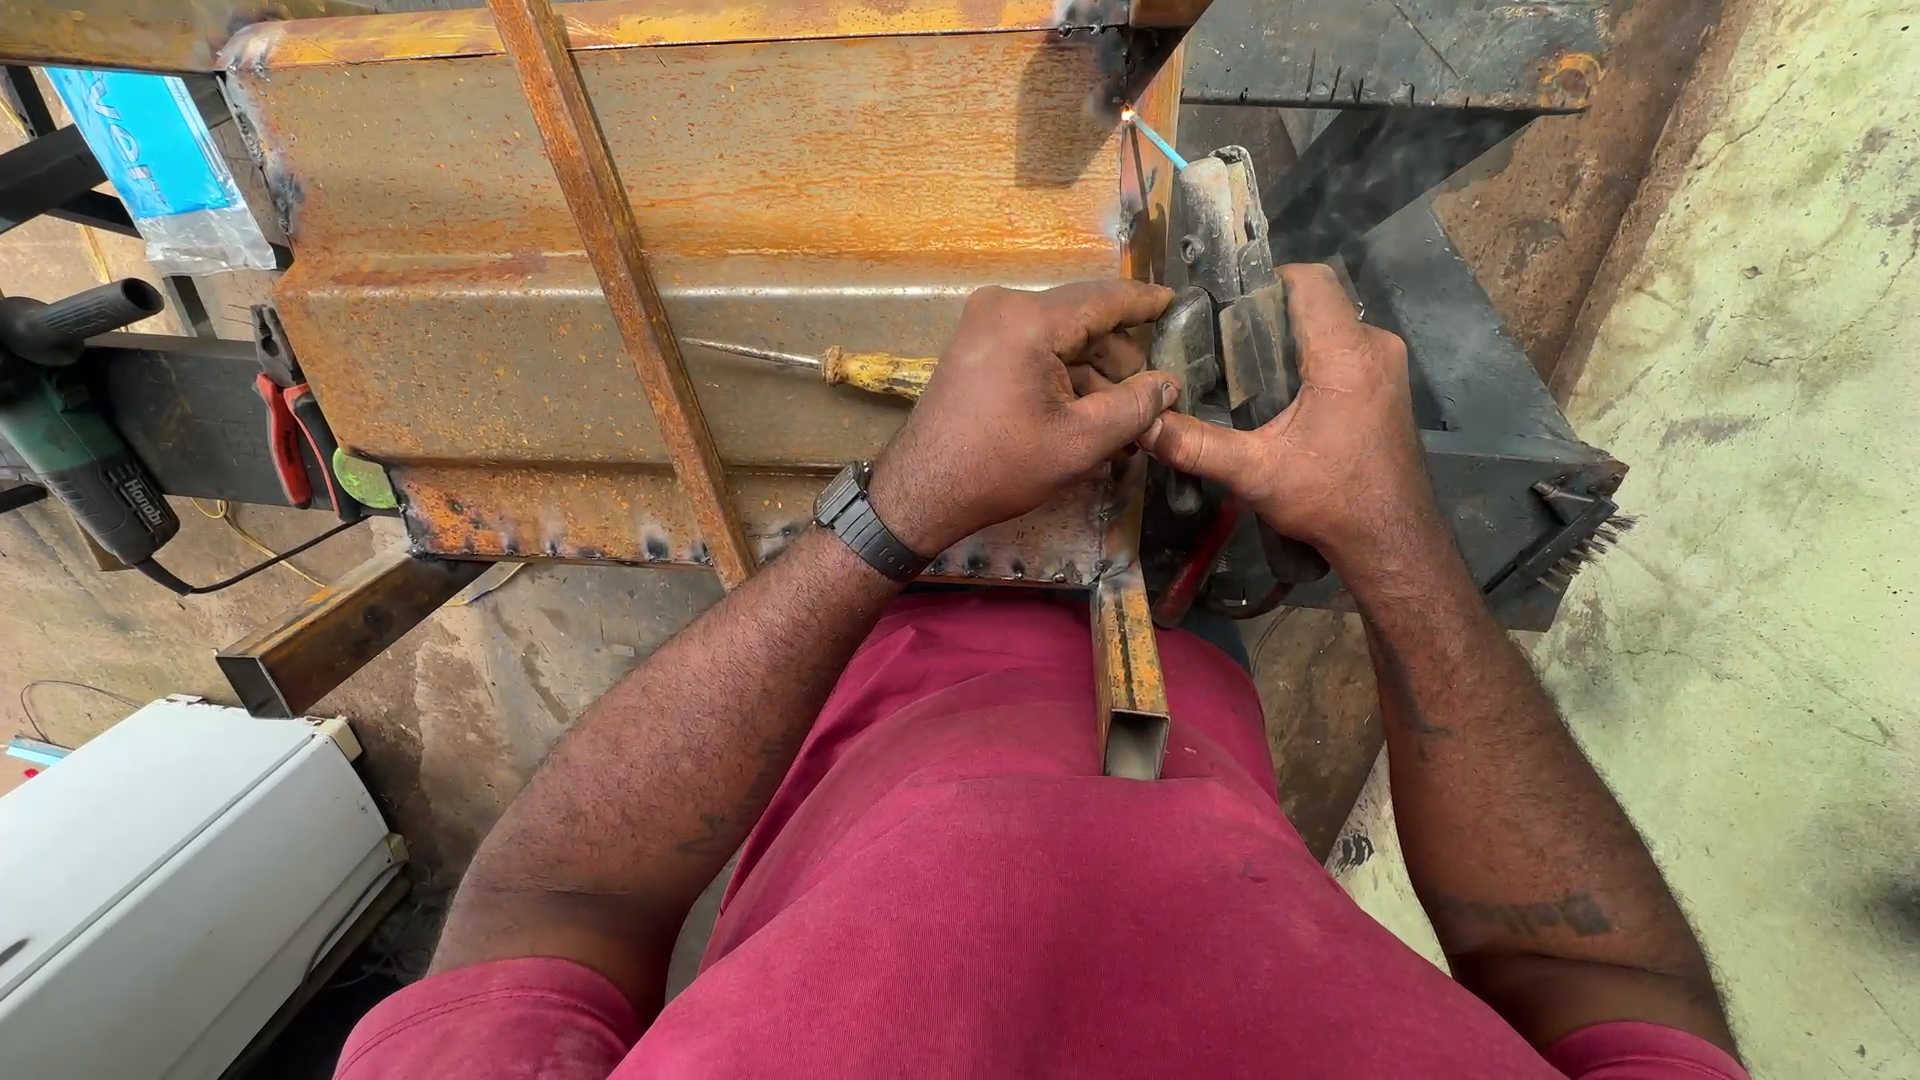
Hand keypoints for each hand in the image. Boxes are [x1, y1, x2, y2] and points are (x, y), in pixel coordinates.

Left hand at [868, 280, 1180, 553]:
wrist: (922, 492)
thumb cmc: (1000, 467)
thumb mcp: (1080, 441)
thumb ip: (1135, 407)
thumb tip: (1168, 383)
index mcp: (1029, 319)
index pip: (1105, 299)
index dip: (1146, 304)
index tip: (1177, 303)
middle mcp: (1004, 306)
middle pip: (1083, 323)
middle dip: (1119, 364)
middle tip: (1150, 403)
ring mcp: (984, 325)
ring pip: (1060, 342)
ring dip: (1092, 380)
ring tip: (1121, 428)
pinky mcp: (975, 348)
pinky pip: (1033, 353)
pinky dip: (1061, 381)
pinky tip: (1084, 420)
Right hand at [1136, 264, 1435, 566]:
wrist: (1391, 539)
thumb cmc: (1330, 500)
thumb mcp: (1254, 474)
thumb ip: (1195, 446)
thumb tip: (1142, 425)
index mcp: (1346, 355)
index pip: (1310, 280)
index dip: (1266, 280)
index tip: (1225, 305)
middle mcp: (1374, 347)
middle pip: (1316, 302)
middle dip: (1268, 315)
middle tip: (1219, 344)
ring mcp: (1386, 366)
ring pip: (1328, 327)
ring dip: (1287, 339)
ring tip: (1240, 369)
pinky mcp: (1386, 385)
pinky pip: (1342, 349)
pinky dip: (1307, 358)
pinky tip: (1276, 393)